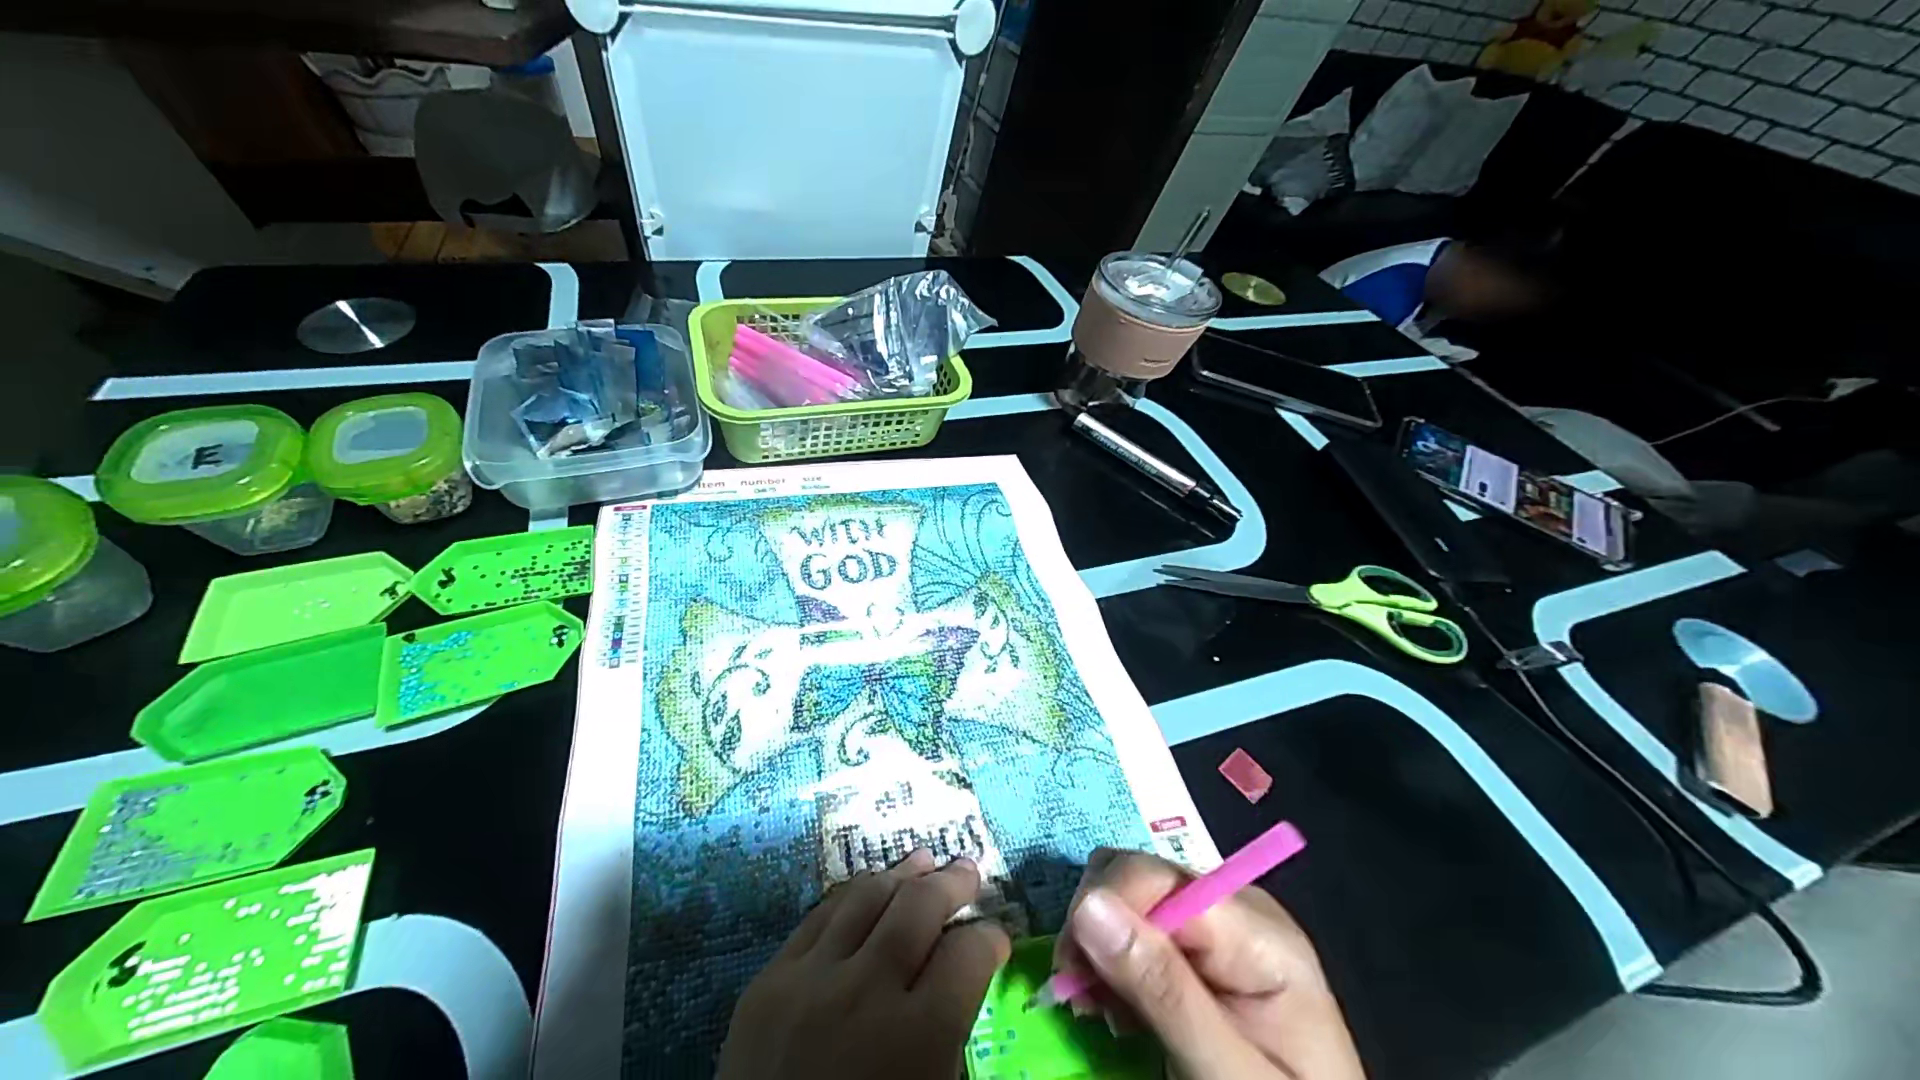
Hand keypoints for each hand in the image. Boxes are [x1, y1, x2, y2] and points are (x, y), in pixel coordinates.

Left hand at [717, 849, 1011, 1079]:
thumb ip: (951, 1033)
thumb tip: (966, 974)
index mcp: (917, 1037)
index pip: (967, 957)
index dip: (990, 940)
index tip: (994, 938)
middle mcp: (865, 993)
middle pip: (917, 908)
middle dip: (951, 883)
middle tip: (968, 869)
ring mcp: (810, 980)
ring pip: (866, 898)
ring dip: (901, 874)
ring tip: (923, 859)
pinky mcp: (767, 981)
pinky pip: (817, 917)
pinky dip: (850, 897)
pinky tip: (868, 888)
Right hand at [1053, 848, 1365, 1079]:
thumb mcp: (1227, 1072)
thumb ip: (1163, 990)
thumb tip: (1088, 905)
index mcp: (1257, 930)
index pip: (1158, 877)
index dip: (1103, 909)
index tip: (1071, 977)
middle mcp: (1235, 907)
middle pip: (1139, 875)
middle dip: (1095, 925)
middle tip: (1081, 999)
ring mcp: (1218, 924)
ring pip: (1129, 894)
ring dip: (1098, 944)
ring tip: (1100, 1009)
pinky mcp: (1201, 946)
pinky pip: (1138, 923)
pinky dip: (1112, 959)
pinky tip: (1118, 1006)